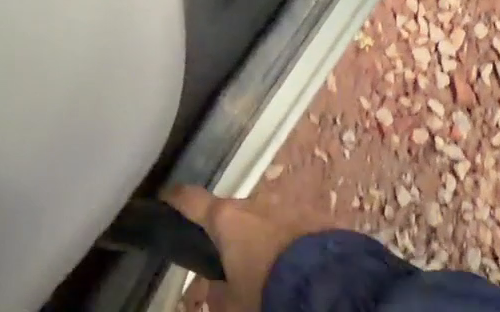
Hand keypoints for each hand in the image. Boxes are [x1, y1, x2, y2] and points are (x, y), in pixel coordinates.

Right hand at [164, 186, 316, 311]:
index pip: (189, 199)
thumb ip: (219, 293)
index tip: (167, 199)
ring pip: (264, 220)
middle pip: (232, 213)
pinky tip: (296, 266)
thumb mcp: (236, 304)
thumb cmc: (270, 291)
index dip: (176, 200)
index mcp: (225, 219)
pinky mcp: (315, 216)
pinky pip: (293, 228)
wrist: (333, 287)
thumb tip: (216, 288)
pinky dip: (289, 243)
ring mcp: (285, 206)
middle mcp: (252, 204)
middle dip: (231, 233)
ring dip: (263, 238)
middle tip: (233, 260)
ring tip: (271, 267)